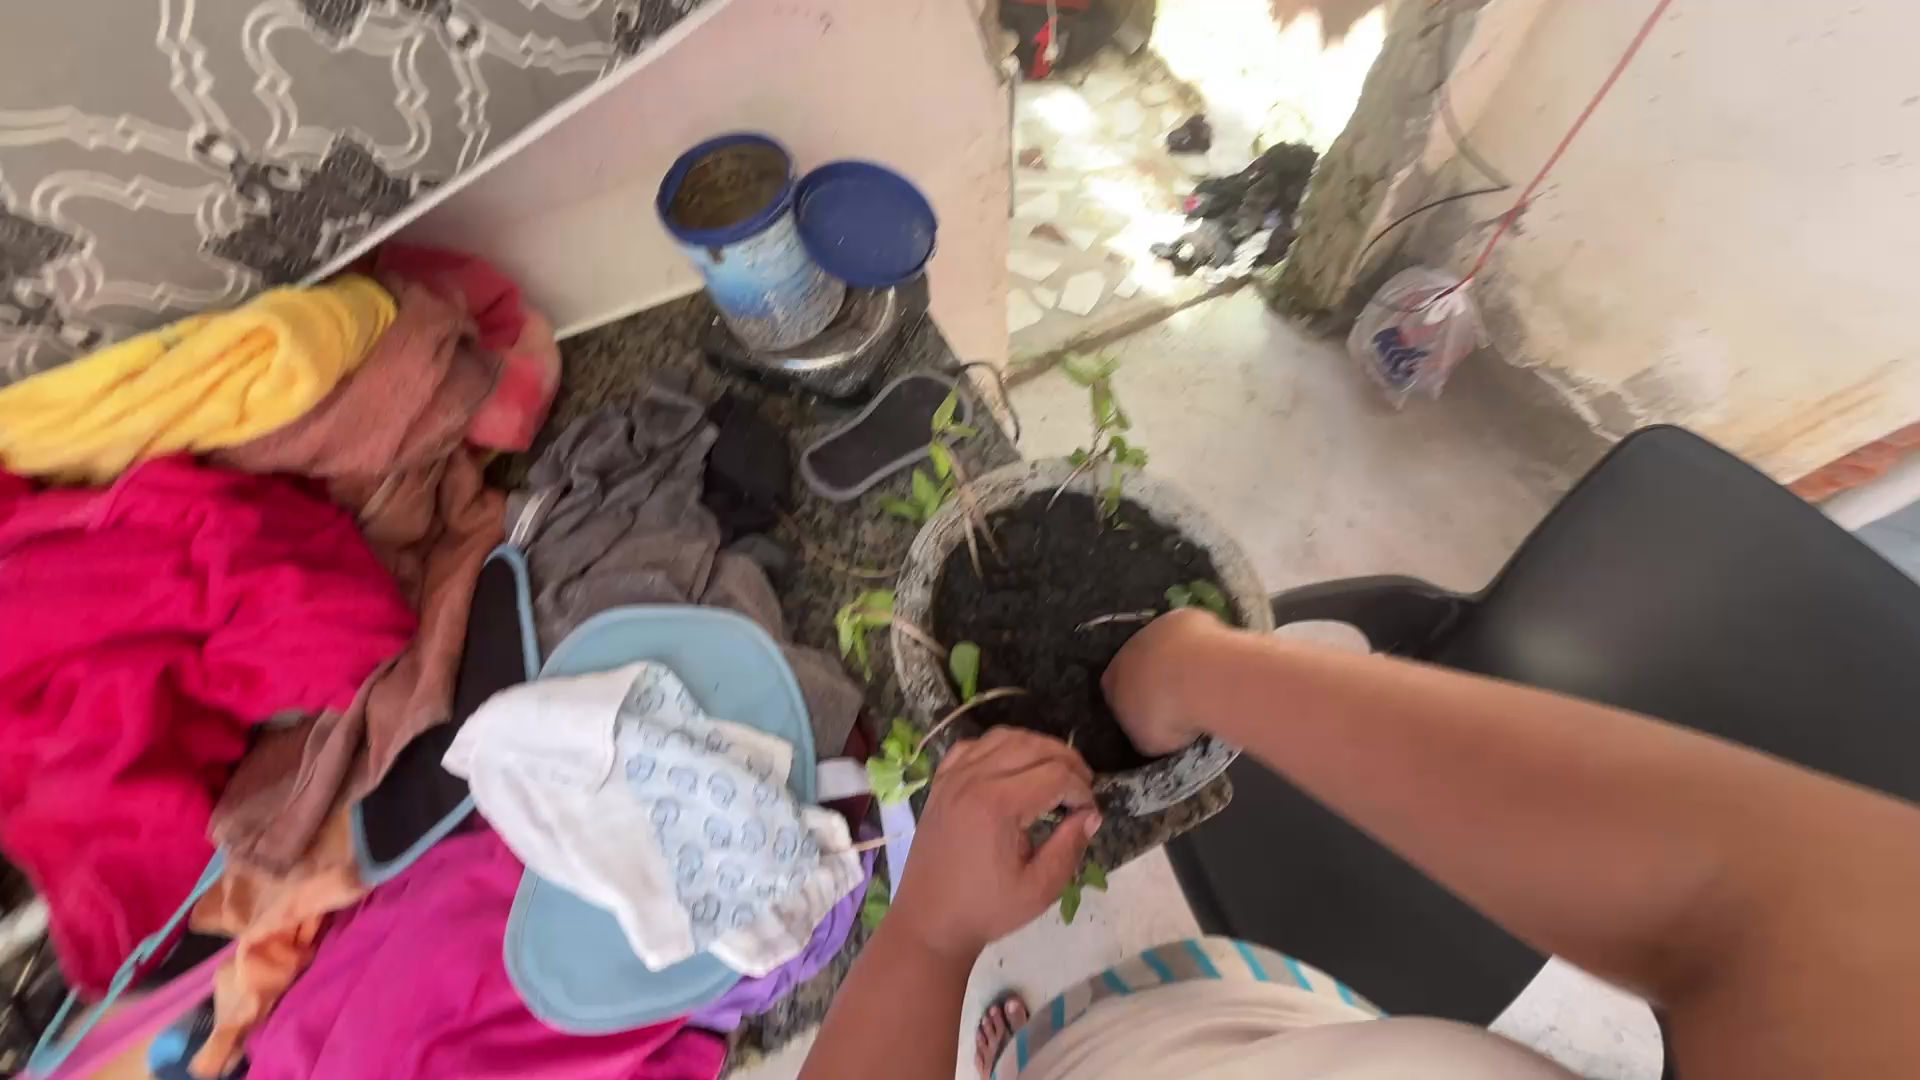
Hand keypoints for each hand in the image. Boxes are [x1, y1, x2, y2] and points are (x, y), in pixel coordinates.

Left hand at [887, 728, 1099, 961]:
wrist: (930, 919)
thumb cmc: (986, 909)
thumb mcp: (1039, 889)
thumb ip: (1069, 847)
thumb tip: (1091, 814)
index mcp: (997, 804)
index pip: (1054, 775)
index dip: (1081, 789)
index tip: (1090, 812)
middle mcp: (974, 778)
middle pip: (1033, 746)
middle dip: (1067, 761)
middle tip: (1083, 786)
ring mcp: (954, 775)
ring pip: (1005, 736)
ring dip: (1037, 747)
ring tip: (1056, 771)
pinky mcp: (942, 780)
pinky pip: (974, 744)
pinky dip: (1000, 746)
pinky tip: (1013, 766)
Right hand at [1102, 608, 1227, 755]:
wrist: (1194, 677)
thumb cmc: (1165, 715)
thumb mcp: (1148, 740)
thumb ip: (1144, 730)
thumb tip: (1151, 728)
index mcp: (1112, 681)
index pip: (1114, 689)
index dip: (1135, 700)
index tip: (1154, 714)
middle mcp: (1127, 650)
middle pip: (1139, 662)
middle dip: (1157, 676)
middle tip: (1180, 697)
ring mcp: (1155, 629)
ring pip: (1166, 645)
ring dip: (1180, 658)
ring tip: (1203, 680)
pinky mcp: (1183, 617)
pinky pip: (1191, 632)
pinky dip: (1202, 644)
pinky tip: (1217, 661)